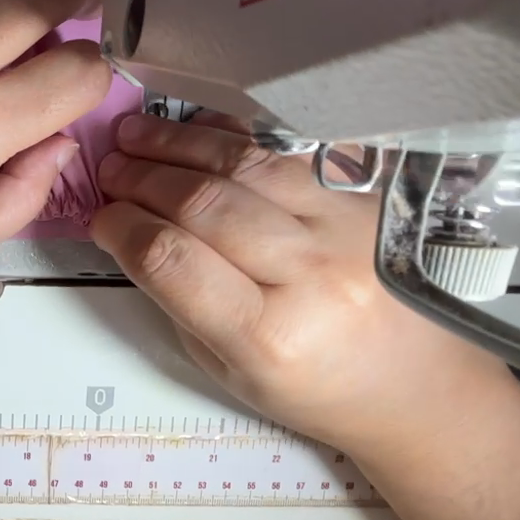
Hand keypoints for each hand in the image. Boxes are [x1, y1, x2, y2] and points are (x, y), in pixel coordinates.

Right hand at [89, 113, 519, 460]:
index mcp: (266, 336)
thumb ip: (177, 297)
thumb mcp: (224, 366)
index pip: (171, 259)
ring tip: (135, 134)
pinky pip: (293, 152)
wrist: (419, 388)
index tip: (100, 217)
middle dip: (143, 179)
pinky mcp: (373, 200)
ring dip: (180, 144)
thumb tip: (132, 230)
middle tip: (108, 168)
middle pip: (205, 204)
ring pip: (248, 165)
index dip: (123, 227)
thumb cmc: (311, 389)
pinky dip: (235, 136)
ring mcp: (350, 229)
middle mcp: (313, 276)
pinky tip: (196, 129)